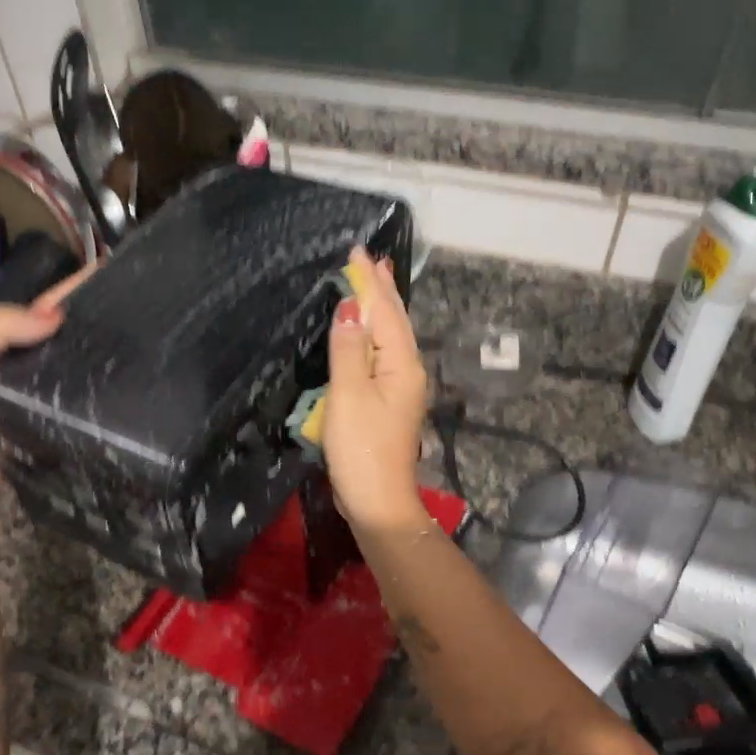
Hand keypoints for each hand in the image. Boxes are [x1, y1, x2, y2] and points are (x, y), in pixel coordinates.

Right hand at [323, 248, 429, 530]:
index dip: (369, 282)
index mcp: (401, 364)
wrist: (378, 503)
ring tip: (369, 285)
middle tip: (369, 260)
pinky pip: (382, 357)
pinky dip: (373, 337)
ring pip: (390, 339)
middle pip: (394, 322)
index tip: (358, 252)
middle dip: (380, 291)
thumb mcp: (348, 394)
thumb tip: (349, 308)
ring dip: (379, 311)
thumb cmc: (361, 449)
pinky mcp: (390, 406)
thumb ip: (348, 349)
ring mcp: (401, 390)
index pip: (385, 311)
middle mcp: (407, 371)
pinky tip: (366, 335)